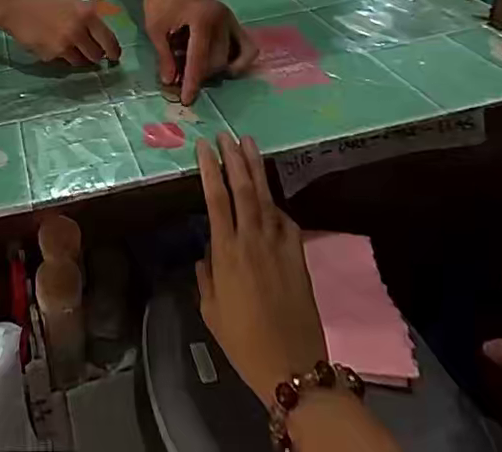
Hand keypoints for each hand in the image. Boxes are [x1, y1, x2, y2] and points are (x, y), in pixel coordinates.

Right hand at [0, 0, 121, 66]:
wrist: (16, 7)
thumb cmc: (45, 2)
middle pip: (96, 55)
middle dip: (94, 56)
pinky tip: (51, 43)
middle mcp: (78, 30)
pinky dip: (60, 56)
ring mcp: (64, 44)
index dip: (114, 51)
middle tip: (90, 52)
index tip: (114, 57)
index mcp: (87, 14)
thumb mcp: (72, 2)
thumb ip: (89, 17)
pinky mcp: (51, 54)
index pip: (108, 40)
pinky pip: (62, 61)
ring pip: (80, 62)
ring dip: (78, 58)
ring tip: (67, 46)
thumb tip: (104, 37)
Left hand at [144, 0, 256, 103]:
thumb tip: (170, 82)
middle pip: (216, 61)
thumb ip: (165, 56)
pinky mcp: (232, 20)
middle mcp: (222, 19)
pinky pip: (246, 46)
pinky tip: (227, 69)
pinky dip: (240, 60)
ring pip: (229, 57)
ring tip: (194, 68)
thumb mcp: (156, 28)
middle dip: (200, 75)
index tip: (187, 100)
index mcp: (202, 19)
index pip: (200, 59)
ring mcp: (230, 19)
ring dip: (213, 68)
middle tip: (181, 78)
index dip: (193, 82)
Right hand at [195, 134, 325, 407]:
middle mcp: (252, 240)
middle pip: (243, 188)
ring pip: (265, 196)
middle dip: (234, 157)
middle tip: (226, 134)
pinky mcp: (298, 256)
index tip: (203, 146)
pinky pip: (285, 220)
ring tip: (249, 143)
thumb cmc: (242, 341)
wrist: (292, 367)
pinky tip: (269, 194)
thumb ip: (206, 275)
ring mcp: (279, 246)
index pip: (216, 198)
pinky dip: (275, 203)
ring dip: (256, 168)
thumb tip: (207, 253)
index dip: (209, 168)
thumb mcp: (211, 310)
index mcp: (226, 251)